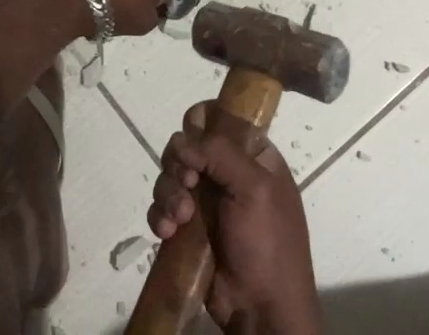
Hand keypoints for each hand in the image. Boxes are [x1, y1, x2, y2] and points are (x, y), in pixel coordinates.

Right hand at [148, 102, 319, 332]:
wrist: (261, 309)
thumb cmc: (268, 244)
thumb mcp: (254, 189)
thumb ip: (218, 153)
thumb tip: (181, 142)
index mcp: (252, 156)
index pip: (219, 118)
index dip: (200, 123)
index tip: (193, 140)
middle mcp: (227, 173)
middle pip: (185, 146)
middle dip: (178, 166)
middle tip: (187, 186)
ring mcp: (206, 202)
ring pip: (170, 177)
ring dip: (168, 195)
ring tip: (178, 221)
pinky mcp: (188, 229)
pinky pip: (162, 209)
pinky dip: (160, 217)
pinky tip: (168, 235)